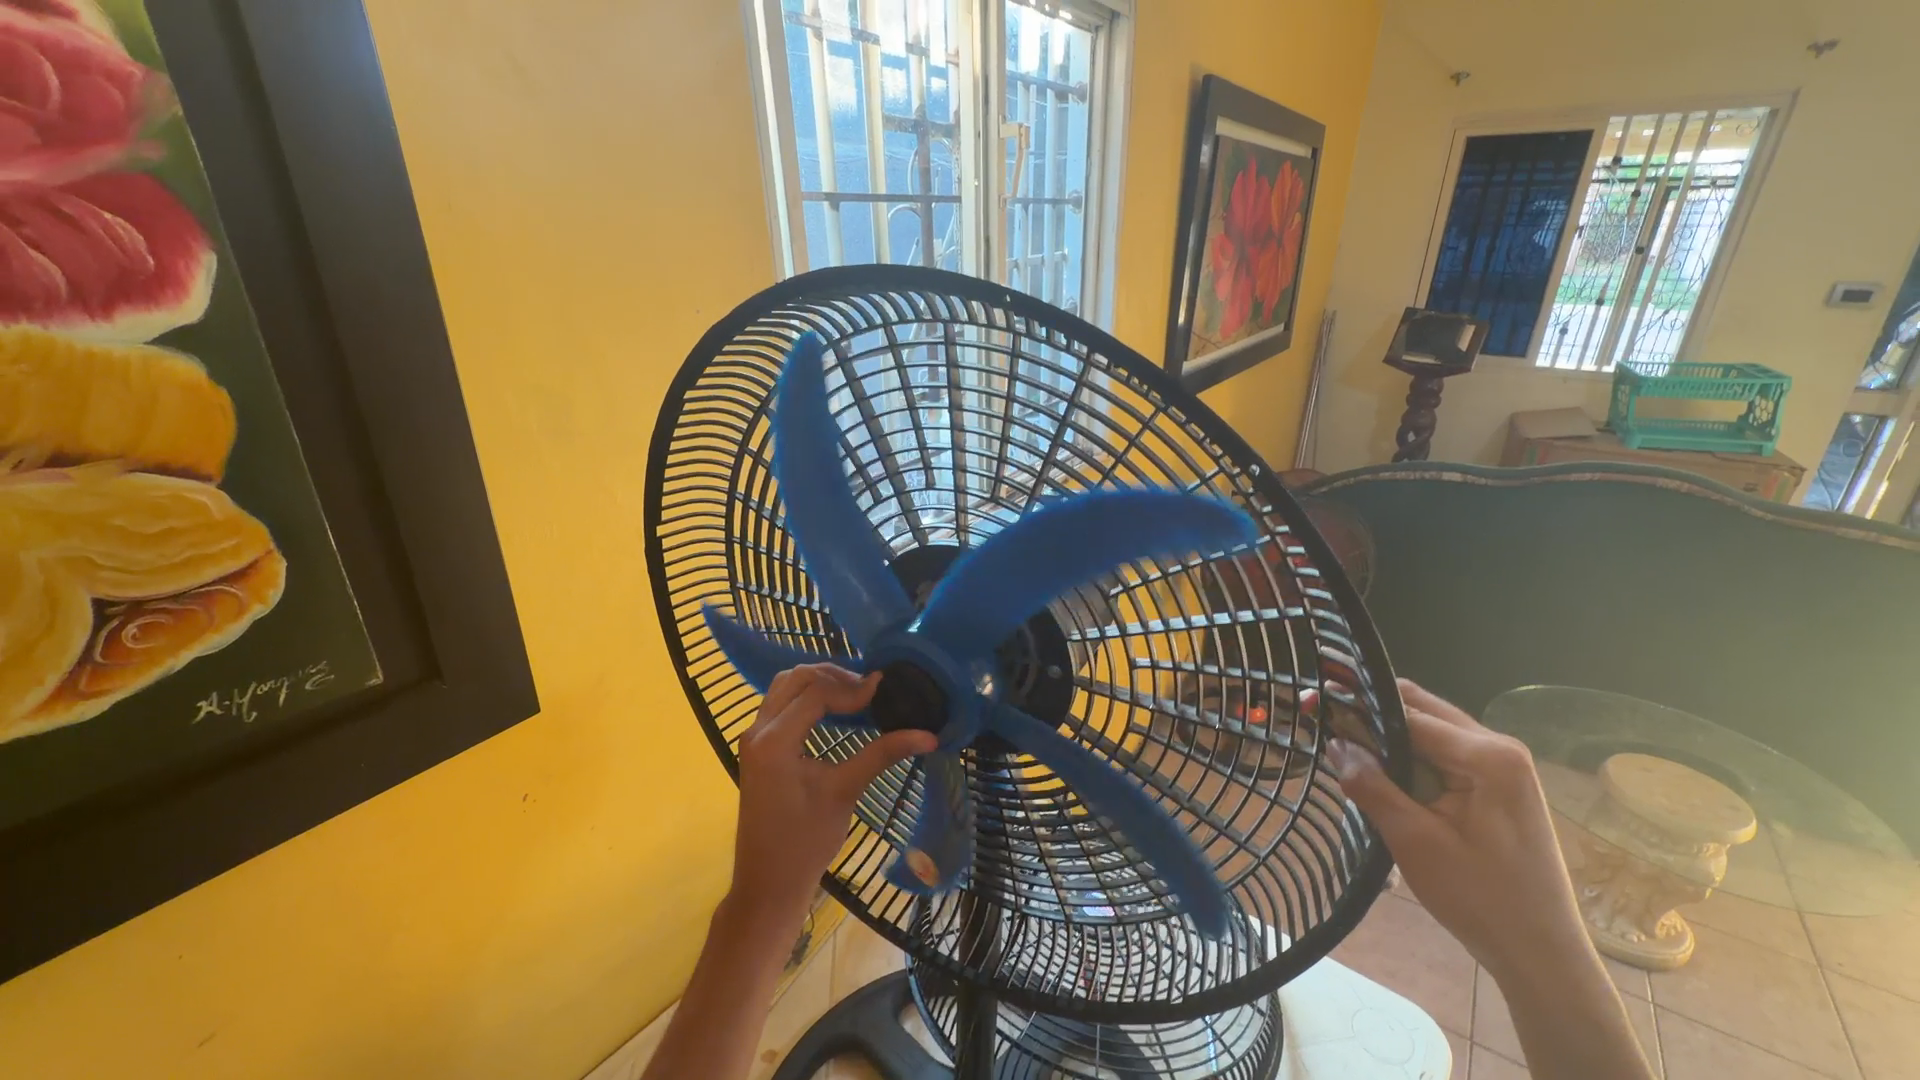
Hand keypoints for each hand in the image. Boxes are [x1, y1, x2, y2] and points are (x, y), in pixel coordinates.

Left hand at [729, 664, 936, 929]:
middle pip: (796, 678)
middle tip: (869, 689)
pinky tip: (835, 710)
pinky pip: (780, 703)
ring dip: (818, 682)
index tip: (883, 692)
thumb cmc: (805, 842)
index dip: (851, 687)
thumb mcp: (845, 792)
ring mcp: (753, 738)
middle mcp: (757, 731)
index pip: (815, 693)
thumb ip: (882, 754)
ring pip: (784, 686)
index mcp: (774, 742)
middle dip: (834, 676)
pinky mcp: (758, 747)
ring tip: (855, 694)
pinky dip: (807, 696)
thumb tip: (929, 735)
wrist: (768, 882)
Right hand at [1317, 678, 1589, 982]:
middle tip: (1323, 717)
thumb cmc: (1478, 896)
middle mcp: (1500, 747)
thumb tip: (1334, 744)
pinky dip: (1410, 755)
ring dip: (1390, 735)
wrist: (1540, 953)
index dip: (1357, 705)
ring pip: (1432, 731)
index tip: (1314, 703)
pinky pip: (1445, 754)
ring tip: (1344, 744)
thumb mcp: (1413, 840)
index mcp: (1487, 755)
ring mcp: (1505, 767)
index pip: (1408, 712)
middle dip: (1372, 711)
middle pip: (1423, 710)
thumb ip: (1371, 785)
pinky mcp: (1500, 787)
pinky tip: (1381, 770)